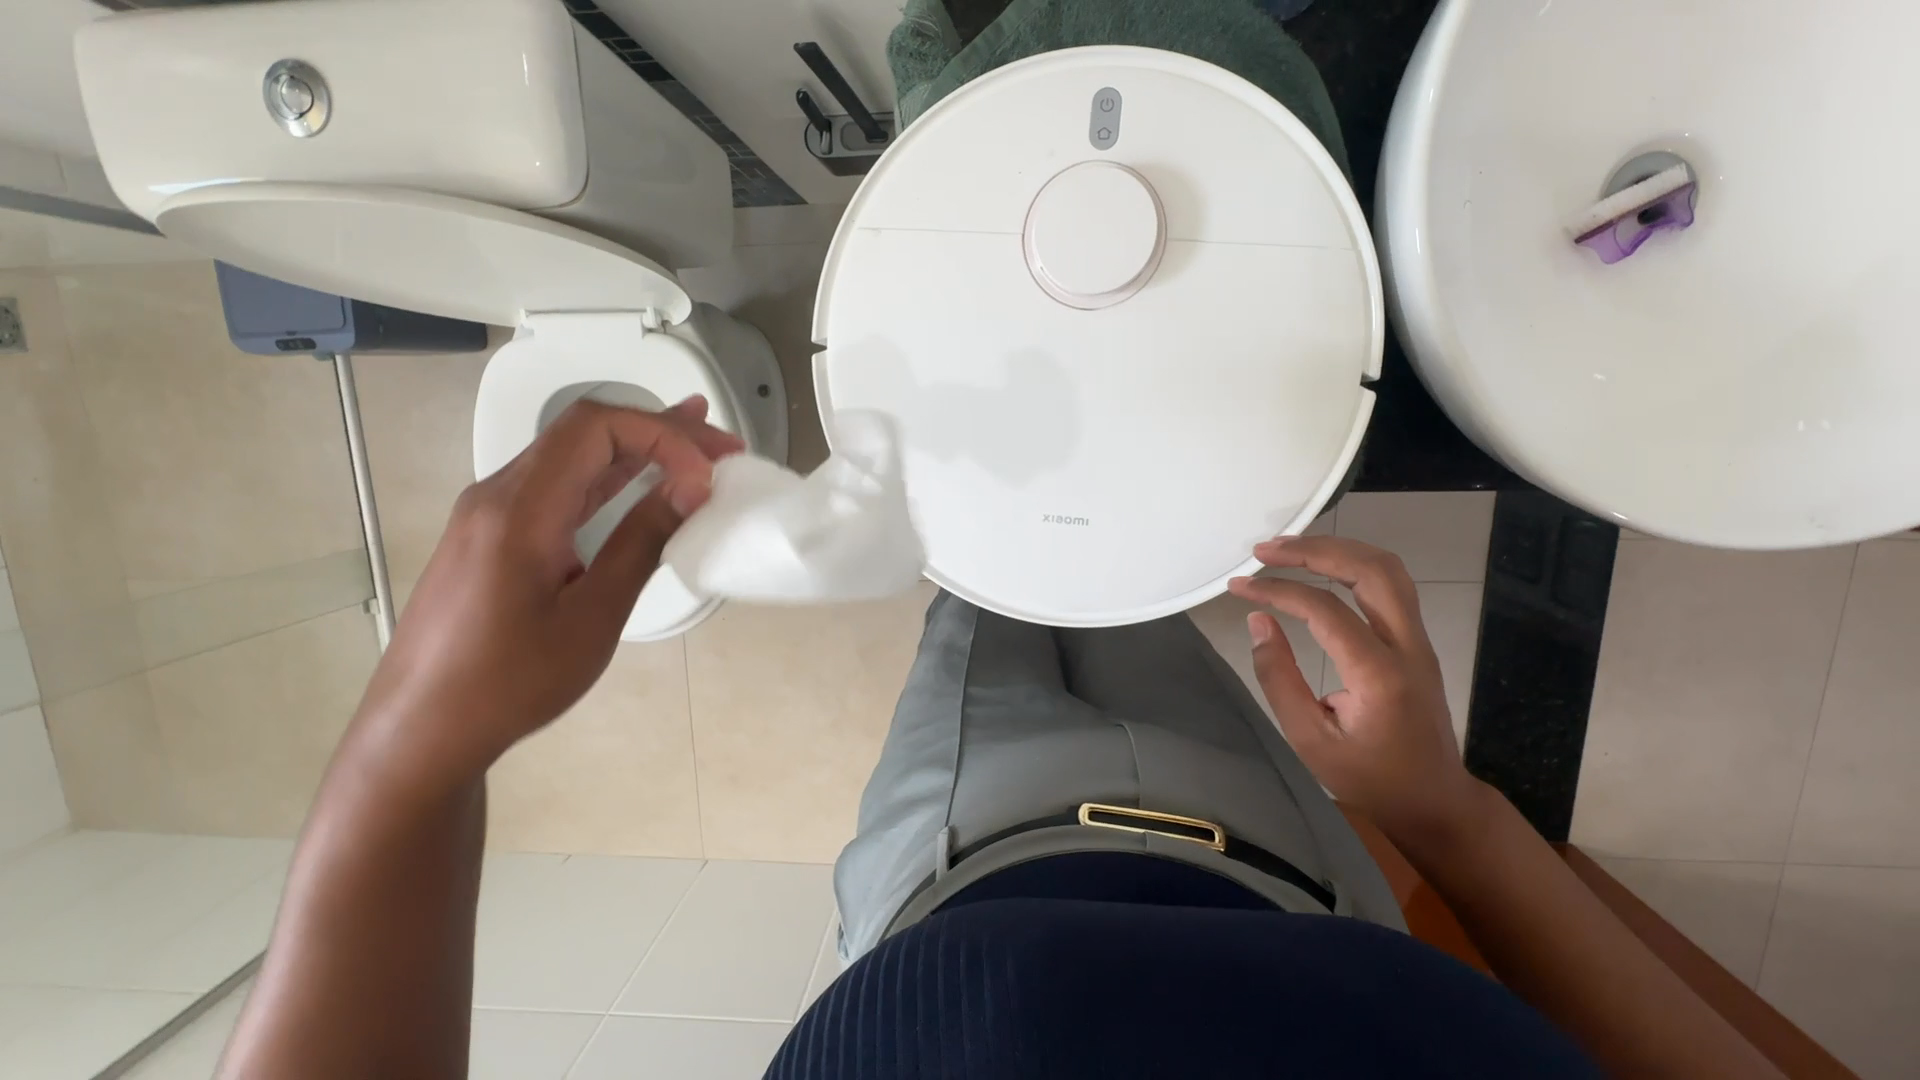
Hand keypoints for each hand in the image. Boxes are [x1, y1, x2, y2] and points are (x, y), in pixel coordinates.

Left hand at [353, 396, 743, 781]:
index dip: (662, 436)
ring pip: (573, 456)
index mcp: (519, 508)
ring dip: (639, 449)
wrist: (423, 729)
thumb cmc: (510, 681)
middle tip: (724, 449)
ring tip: (699, 450)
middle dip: (660, 431)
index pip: (596, 428)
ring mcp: (492, 512)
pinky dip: (611, 477)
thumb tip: (690, 488)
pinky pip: (560, 486)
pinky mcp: (496, 535)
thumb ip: (641, 543)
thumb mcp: (592, 617)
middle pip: (585, 431)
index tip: (706, 479)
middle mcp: (500, 494)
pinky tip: (644, 480)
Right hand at [1229, 536, 1481, 838]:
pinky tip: (1322, 567)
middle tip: (1265, 550)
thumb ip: (1279, 678)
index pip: (1325, 610)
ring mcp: (1418, 640)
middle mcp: (1407, 646)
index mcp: (1379, 674)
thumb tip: (1259, 621)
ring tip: (1289, 549)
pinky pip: (1390, 584)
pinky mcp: (1416, 641)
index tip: (1239, 587)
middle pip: (1369, 570)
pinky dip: (1352, 564)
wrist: (1433, 799)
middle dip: (1314, 550)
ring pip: (1387, 569)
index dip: (1277, 591)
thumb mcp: (1309, 740)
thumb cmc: (1368, 778)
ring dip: (1337, 549)